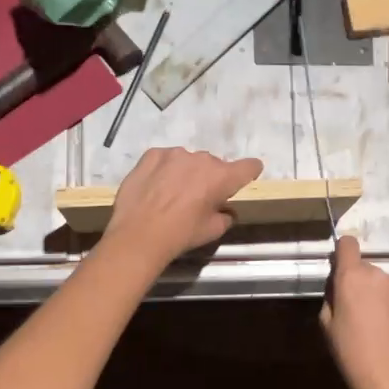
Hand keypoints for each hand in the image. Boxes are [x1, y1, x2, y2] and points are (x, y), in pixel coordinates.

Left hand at [100, 147, 262, 268]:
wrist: (139, 234)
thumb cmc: (181, 234)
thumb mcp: (212, 231)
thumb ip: (226, 216)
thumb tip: (226, 210)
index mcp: (222, 177)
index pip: (249, 166)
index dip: (249, 172)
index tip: (242, 180)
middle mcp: (202, 159)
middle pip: (214, 165)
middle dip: (210, 178)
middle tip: (198, 198)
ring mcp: (175, 153)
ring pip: (189, 160)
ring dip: (187, 172)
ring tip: (172, 193)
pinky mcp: (152, 154)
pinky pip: (165, 158)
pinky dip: (165, 169)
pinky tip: (156, 186)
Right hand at [321, 235, 388, 388]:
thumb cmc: (351, 354)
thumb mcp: (326, 326)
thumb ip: (330, 296)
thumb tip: (337, 284)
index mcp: (351, 277)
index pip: (347, 243)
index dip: (342, 252)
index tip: (339, 268)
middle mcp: (378, 273)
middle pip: (364, 266)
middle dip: (358, 280)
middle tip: (354, 308)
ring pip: (382, 280)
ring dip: (376, 291)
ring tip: (374, 320)